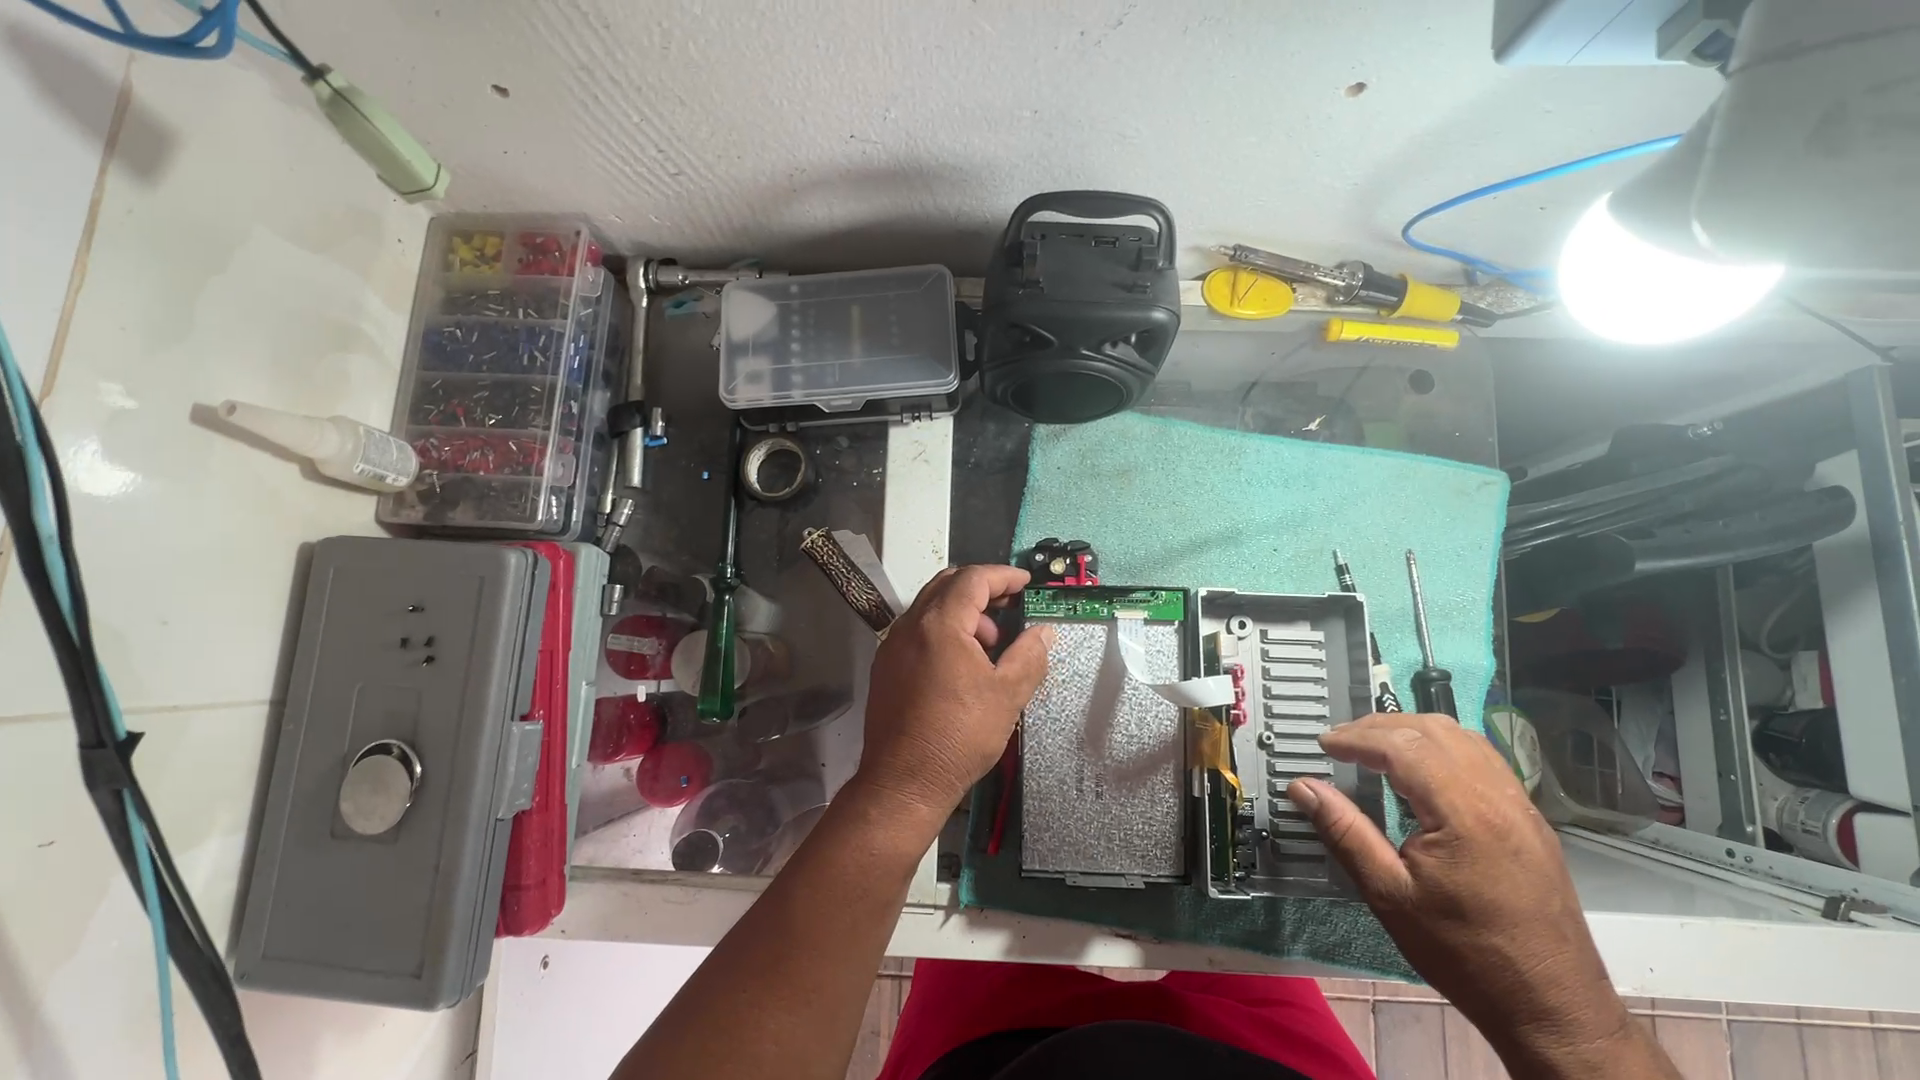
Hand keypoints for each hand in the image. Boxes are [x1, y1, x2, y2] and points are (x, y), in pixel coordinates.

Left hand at [853, 565, 1053, 818]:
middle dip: (981, 589)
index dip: (1003, 576)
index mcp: (939, 624)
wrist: (904, 781)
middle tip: (1010, 606)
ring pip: (929, 608)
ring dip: (962, 612)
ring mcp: (892, 646)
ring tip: (990, 644)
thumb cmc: (959, 736)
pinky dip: (943, 631)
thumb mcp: (1007, 695)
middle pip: (946, 586)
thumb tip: (1043, 631)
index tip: (1025, 583)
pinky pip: (916, 632)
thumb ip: (1029, 656)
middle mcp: (909, 626)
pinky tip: (962, 664)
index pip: (973, 579)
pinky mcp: (885, 668)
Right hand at [1287, 714, 1661, 1078]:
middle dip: (1382, 726)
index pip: (1403, 746)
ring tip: (1374, 748)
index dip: (1358, 737)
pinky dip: (1444, 748)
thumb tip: (1302, 786)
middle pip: (1434, 731)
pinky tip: (1422, 771)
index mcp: (1463, 811)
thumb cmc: (1463, 954)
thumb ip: (1345, 832)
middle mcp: (1498, 796)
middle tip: (1341, 741)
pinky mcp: (1531, 821)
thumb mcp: (1390, 896)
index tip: (1322, 744)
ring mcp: (1521, 806)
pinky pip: (1485, 760)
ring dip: (1414, 732)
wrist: (1553, 1006)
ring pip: (1464, 739)